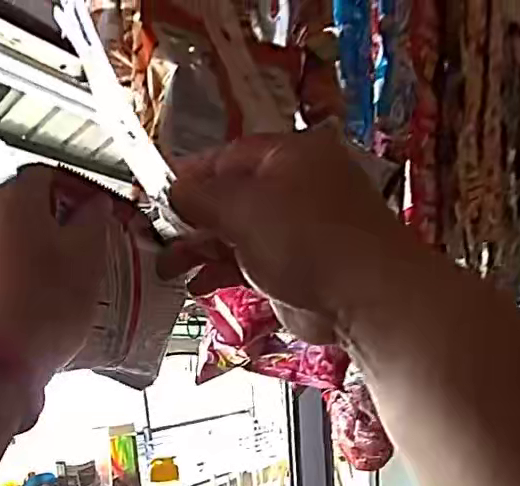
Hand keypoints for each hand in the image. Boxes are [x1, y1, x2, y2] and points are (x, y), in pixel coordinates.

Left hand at [0, 165, 112, 375]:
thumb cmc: (45, 306)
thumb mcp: (88, 258)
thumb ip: (95, 221)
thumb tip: (96, 207)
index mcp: (14, 196)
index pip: (51, 174)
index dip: (81, 192)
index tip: (100, 214)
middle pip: (29, 205)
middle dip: (61, 223)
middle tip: (90, 247)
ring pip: (15, 236)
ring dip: (43, 249)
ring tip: (71, 278)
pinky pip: (4, 264)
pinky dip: (25, 272)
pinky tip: (46, 297)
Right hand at [166, 126, 423, 342]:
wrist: (363, 295)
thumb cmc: (306, 239)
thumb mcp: (245, 209)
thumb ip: (203, 198)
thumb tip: (173, 191)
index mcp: (287, 156)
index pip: (228, 157)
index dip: (190, 176)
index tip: (157, 195)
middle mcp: (293, 189)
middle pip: (231, 199)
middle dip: (192, 220)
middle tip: (158, 239)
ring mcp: (295, 233)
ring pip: (238, 236)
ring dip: (202, 251)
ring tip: (169, 268)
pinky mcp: (294, 272)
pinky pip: (249, 266)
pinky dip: (223, 274)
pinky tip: (198, 286)